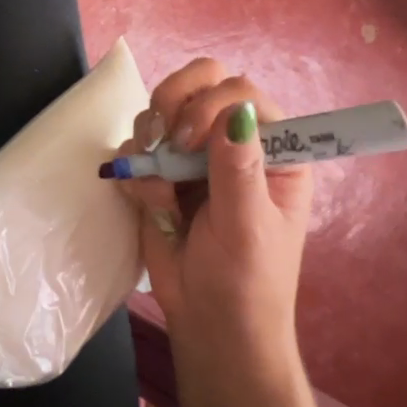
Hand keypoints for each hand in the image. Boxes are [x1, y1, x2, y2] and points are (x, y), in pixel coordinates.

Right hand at [114, 60, 320, 406]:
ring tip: (161, 188)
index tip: (191, 140)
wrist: (207, 324)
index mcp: (273, 149)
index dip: (212, 104)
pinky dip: (134, 167)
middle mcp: (231, 142)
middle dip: (174, 102)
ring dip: (151, 139)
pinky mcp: (158, 169)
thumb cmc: (246, 283)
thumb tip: (237, 109)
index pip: (242, 93)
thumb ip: (238, 169)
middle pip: (199, 81)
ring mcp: (192, 153)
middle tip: (166, 140)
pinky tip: (149, 203)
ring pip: (161, 107)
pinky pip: (134, 143)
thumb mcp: (248, 229)